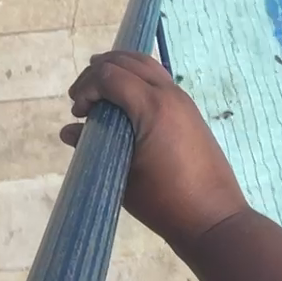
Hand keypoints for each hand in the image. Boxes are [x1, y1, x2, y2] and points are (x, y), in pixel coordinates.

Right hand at [60, 51, 249, 254]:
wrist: (213, 219)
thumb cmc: (164, 202)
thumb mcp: (121, 175)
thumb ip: (94, 146)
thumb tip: (68, 132)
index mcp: (151, 107)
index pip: (109, 75)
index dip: (87, 87)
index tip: (77, 112)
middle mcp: (168, 94)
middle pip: (126, 61)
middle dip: (97, 73)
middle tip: (80, 98)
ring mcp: (182, 98)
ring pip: (144, 63)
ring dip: (118, 67)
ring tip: (98, 85)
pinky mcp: (188, 108)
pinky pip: (157, 76)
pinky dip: (135, 75)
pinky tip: (124, 94)